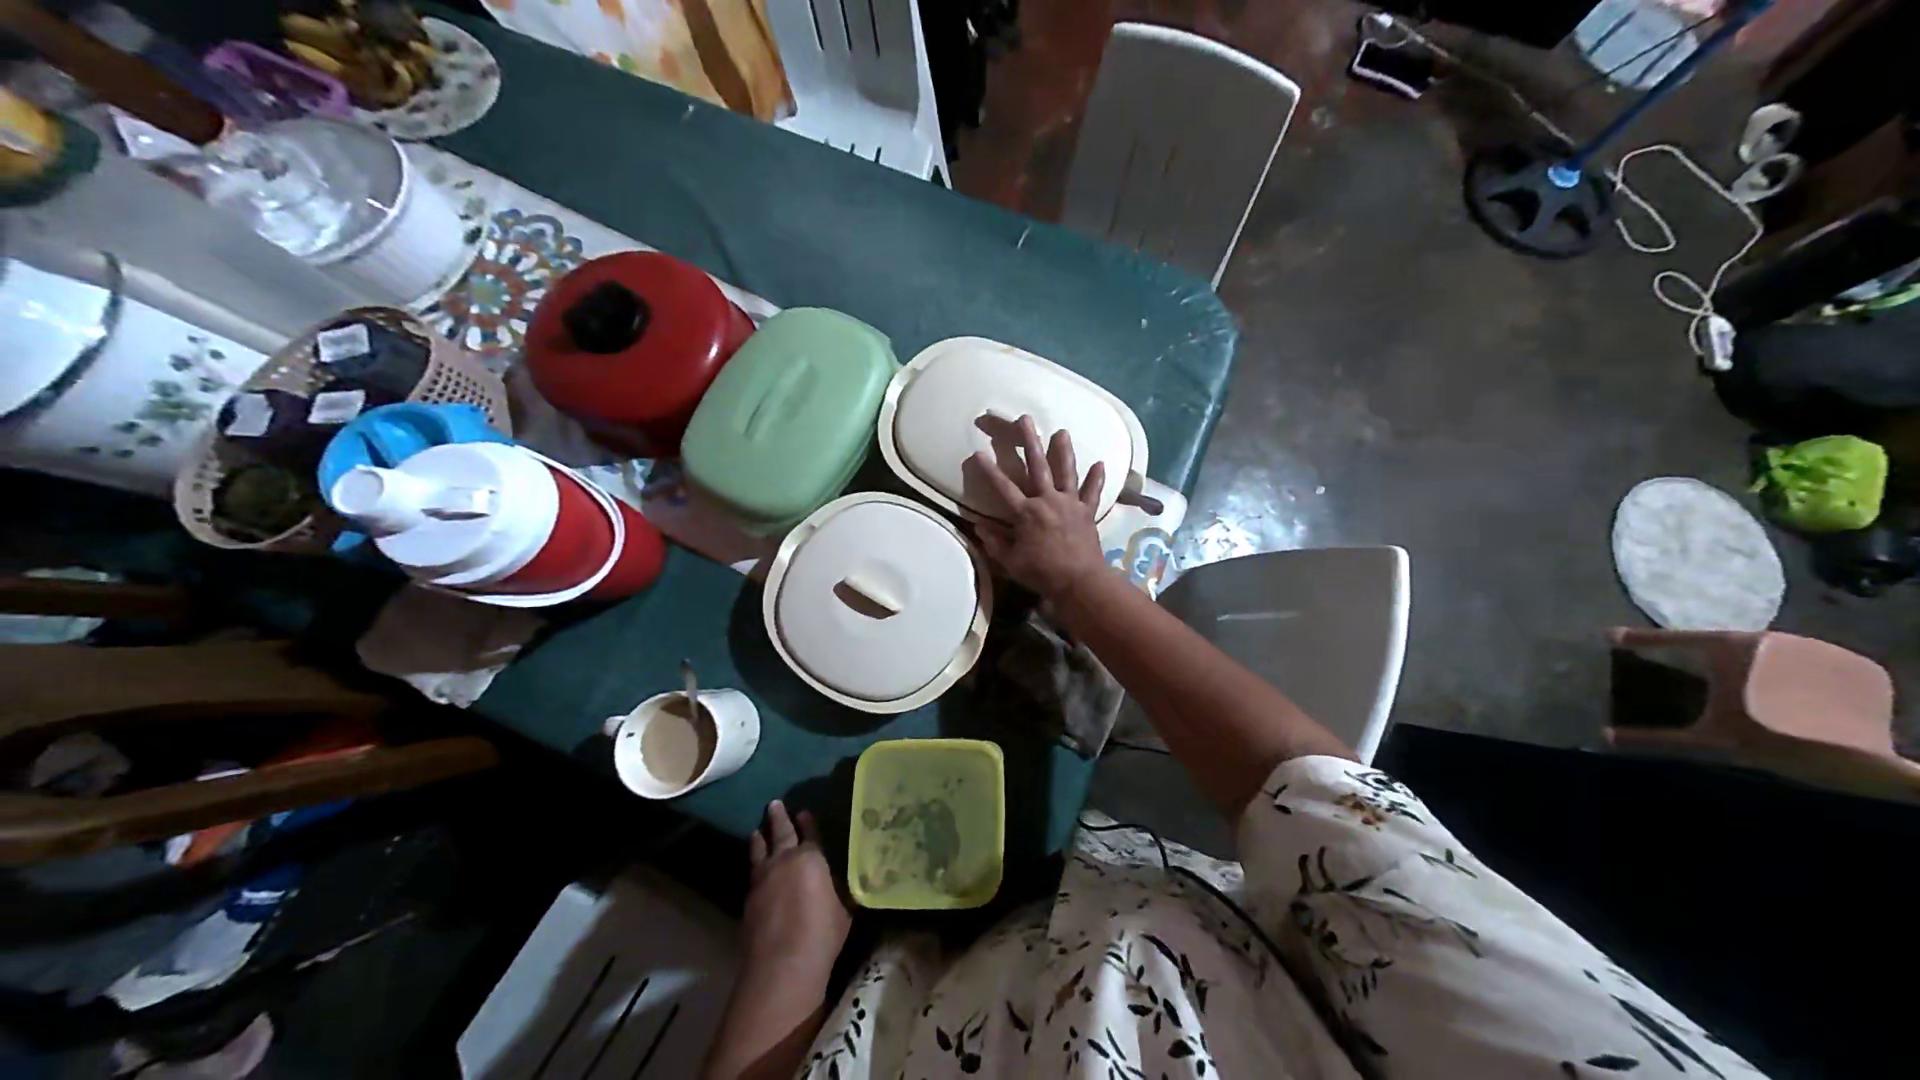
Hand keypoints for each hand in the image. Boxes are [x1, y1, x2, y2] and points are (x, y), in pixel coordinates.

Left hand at [741, 800, 850, 982]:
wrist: (781, 965)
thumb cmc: (821, 933)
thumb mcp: (844, 909)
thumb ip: (843, 890)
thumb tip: (850, 882)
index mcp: (811, 858)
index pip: (810, 834)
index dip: (807, 822)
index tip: (803, 811)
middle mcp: (784, 861)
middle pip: (780, 833)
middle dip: (778, 818)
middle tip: (774, 804)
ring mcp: (762, 880)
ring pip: (759, 851)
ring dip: (760, 838)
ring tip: (757, 830)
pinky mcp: (748, 900)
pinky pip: (753, 873)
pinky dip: (755, 864)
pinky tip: (757, 869)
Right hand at [967, 415, 1110, 600]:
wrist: (1079, 581)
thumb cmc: (1041, 572)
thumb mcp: (1010, 561)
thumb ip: (994, 541)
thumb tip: (978, 524)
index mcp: (1026, 513)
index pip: (1002, 487)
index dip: (989, 470)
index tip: (978, 452)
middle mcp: (1048, 501)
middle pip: (1037, 466)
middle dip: (1029, 441)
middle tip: (1025, 419)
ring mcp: (1070, 504)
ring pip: (1066, 472)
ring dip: (1063, 450)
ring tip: (1062, 431)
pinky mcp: (1087, 513)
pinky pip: (1092, 493)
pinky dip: (1096, 479)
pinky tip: (1100, 464)